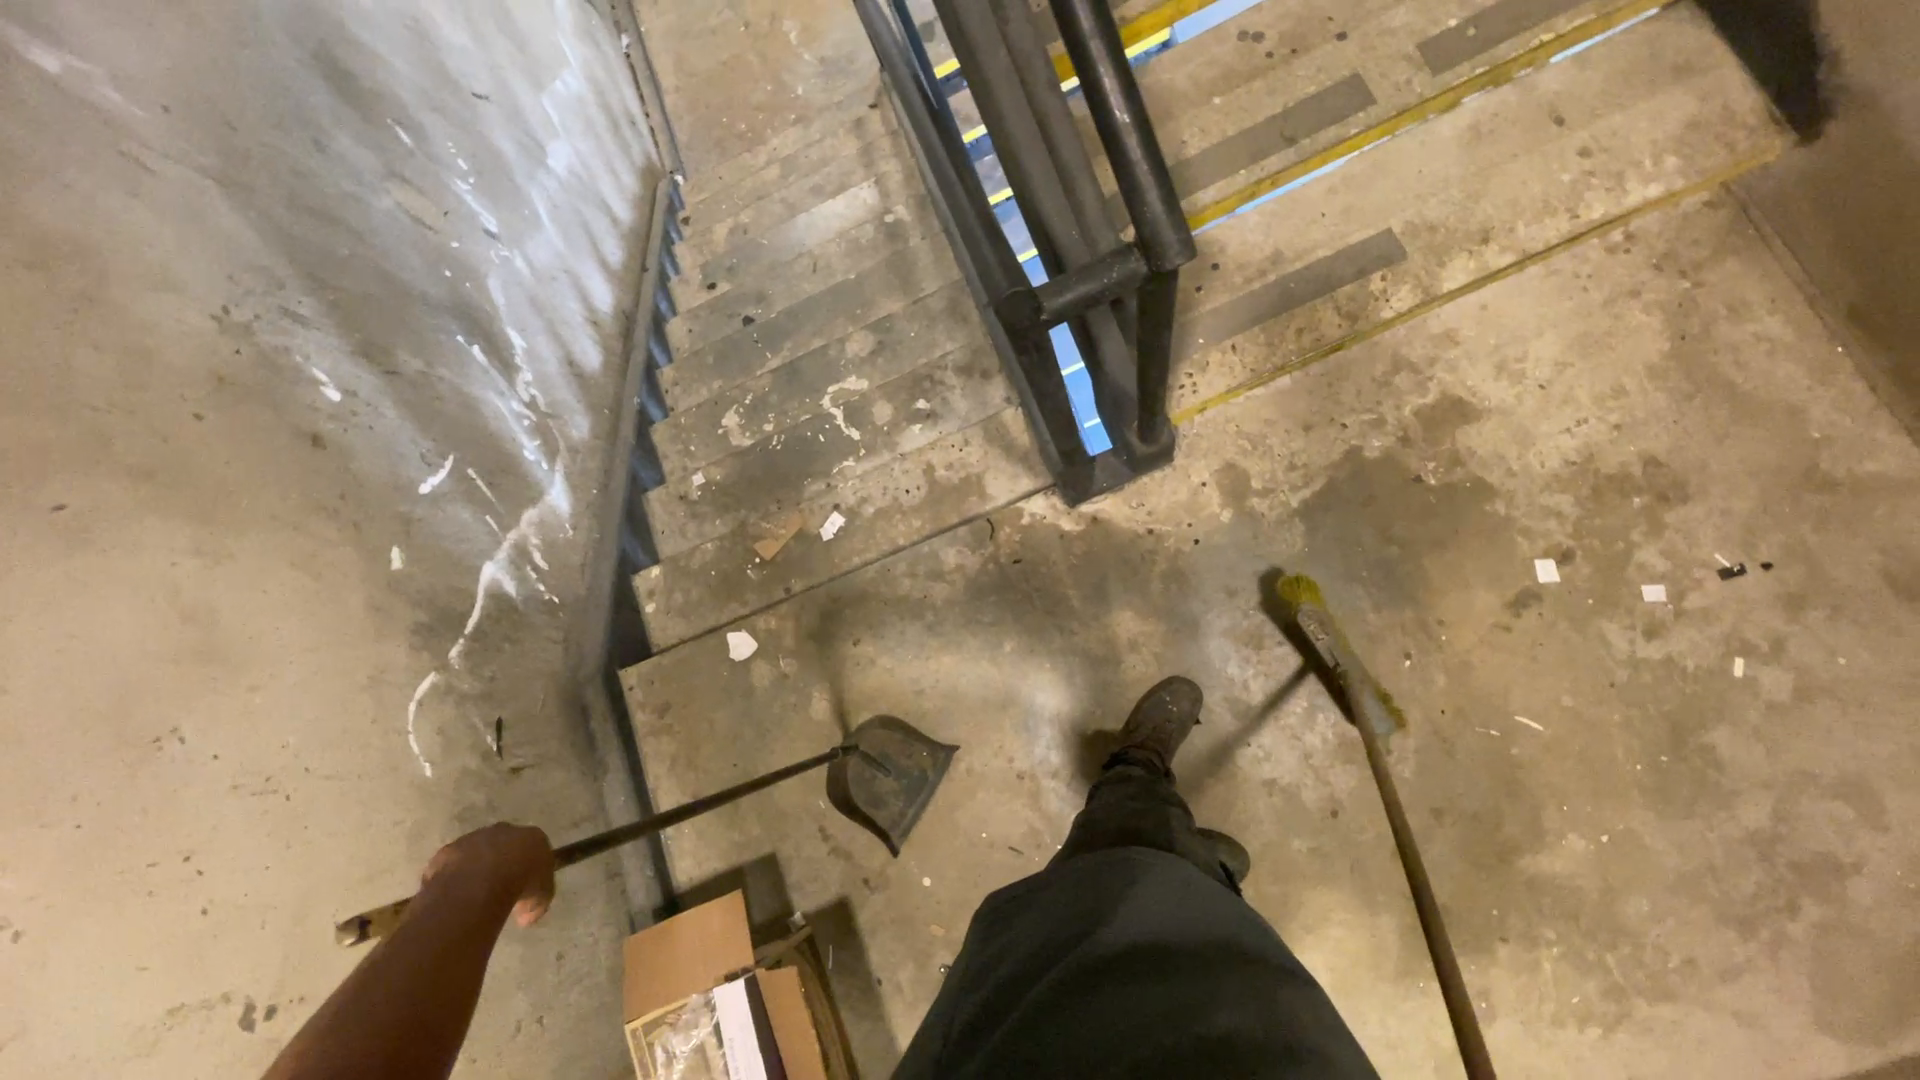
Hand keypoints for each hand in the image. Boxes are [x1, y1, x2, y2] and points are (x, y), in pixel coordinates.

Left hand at [420, 822, 555, 926]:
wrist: (481, 883)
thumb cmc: (521, 885)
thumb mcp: (542, 899)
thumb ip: (535, 903)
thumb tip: (525, 916)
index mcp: (532, 837)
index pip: (534, 850)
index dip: (530, 870)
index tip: (526, 889)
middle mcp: (504, 831)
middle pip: (504, 847)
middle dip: (502, 866)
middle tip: (499, 892)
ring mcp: (472, 839)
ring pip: (476, 854)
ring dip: (475, 872)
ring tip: (473, 899)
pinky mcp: (447, 852)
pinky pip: (451, 867)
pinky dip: (453, 880)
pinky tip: (454, 898)